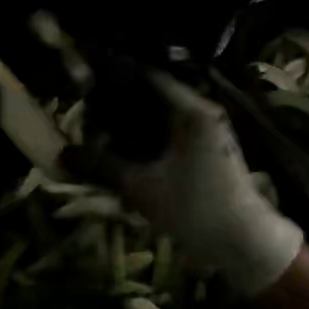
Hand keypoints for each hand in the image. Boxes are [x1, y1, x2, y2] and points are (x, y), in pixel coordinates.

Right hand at [82, 73, 302, 296]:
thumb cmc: (195, 209)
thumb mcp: (141, 187)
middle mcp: (199, 109)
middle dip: (116, 93)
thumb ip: (100, 166)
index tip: (83, 65)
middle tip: (84, 98)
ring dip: (129, 114)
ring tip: (97, 121)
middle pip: (150, 89)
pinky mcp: (205, 144)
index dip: (110, 68)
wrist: (245, 243)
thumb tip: (63, 153)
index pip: (143, 74)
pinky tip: (121, 142)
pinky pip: (168, 125)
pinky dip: (144, 129)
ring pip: (159, 109)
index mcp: (189, 109)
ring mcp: (205, 126)